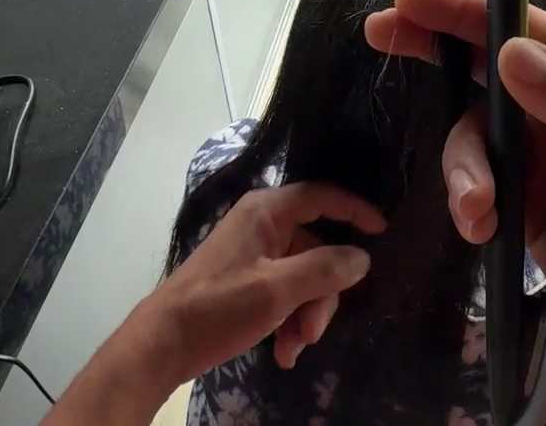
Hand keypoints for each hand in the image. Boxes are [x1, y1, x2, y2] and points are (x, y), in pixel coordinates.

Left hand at [44, 184, 383, 425]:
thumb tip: (362, 257)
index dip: (354, 209)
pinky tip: (282, 350)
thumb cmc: (219, 306)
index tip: (382, 229)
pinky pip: (284, 288)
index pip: (321, 195)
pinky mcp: (247, 276)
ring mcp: (254, 249)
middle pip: (315, 246)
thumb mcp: (276, 290)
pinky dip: (289, 317)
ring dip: (306, 312)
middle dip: (322, 292)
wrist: (164, 342)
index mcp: (267, 211)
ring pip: (302, 273)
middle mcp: (263, 222)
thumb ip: (323, 270)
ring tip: (292, 348)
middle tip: (313, 331)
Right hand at [365, 0, 545, 425]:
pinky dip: (469, 203)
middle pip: (485, 68)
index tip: (413, 1)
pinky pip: (478, 189)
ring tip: (477, 211)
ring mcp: (542, 160)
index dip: (469, 9)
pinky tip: (480, 228)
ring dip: (462, 167)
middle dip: (432, 48)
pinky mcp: (526, 210)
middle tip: (381, 32)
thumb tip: (508, 56)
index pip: (528, 28)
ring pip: (474, 138)